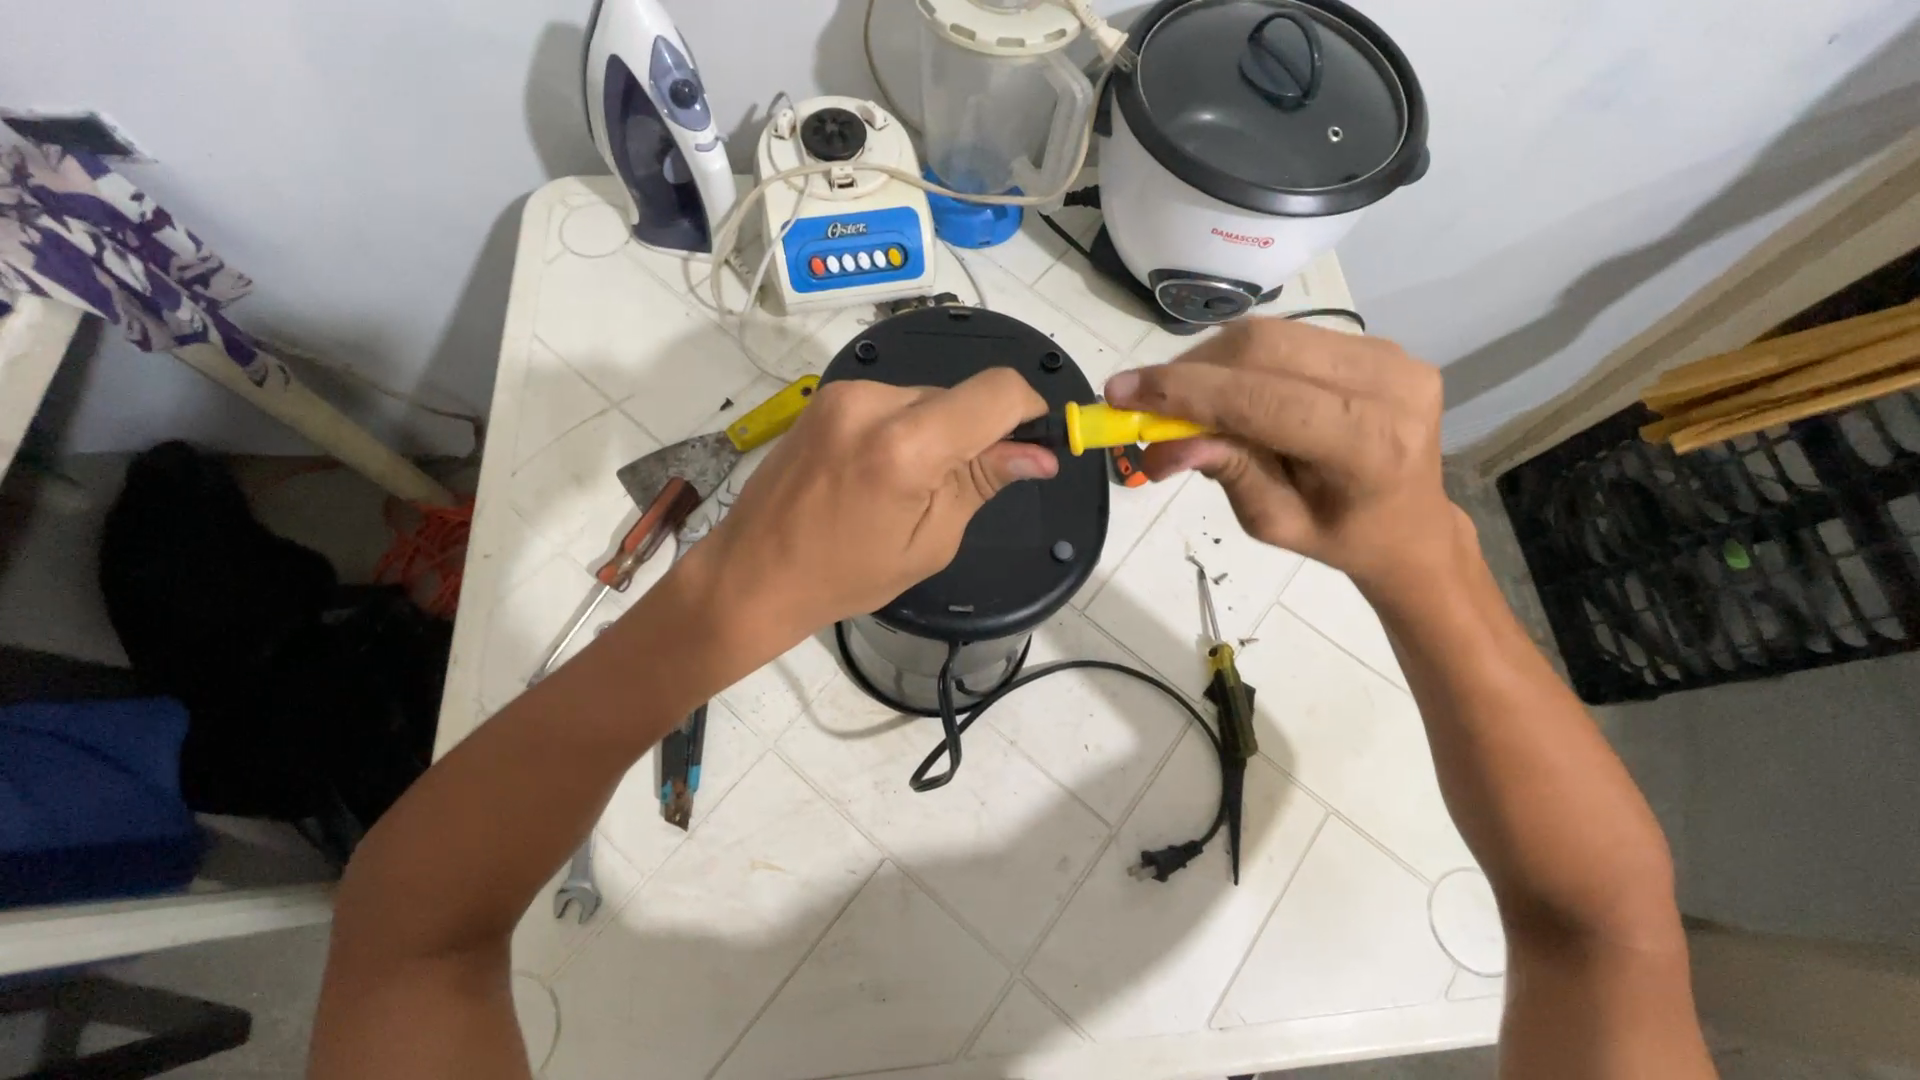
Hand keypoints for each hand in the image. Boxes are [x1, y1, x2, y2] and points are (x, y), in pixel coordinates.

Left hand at [699, 369, 1058, 642]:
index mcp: (905, 446)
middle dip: (977, 433)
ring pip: (926, 398)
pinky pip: (891, 401)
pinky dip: (905, 429)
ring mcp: (843, 394)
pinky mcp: (826, 397)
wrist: (752, 573)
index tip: (1032, 442)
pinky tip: (881, 472)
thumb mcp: (930, 542)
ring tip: (907, 487)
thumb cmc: (843, 576)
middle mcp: (872, 401)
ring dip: (938, 432)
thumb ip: (983, 483)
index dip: (1028, 410)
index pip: (996, 392)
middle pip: (959, 395)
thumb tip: (1038, 454)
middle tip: (958, 488)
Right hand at [1104, 318, 1459, 596]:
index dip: (1185, 391)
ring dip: (1209, 363)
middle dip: (1190, 372)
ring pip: (1270, 335)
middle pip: (1262, 349)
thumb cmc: (1340, 535)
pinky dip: (1240, 359)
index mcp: (1368, 445)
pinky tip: (1225, 389)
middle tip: (1142, 400)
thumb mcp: (1274, 522)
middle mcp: (1389, 385)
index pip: (1261, 400)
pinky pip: (1288, 336)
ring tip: (1183, 400)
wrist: (1411, 523)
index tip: (1120, 393)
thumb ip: (1226, 472)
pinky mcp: (1378, 344)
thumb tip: (1162, 442)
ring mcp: (1390, 356)